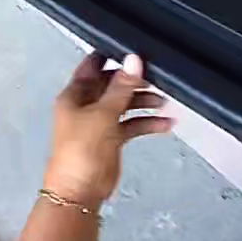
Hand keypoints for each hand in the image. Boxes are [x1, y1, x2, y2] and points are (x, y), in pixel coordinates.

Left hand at [43, 53, 172, 207]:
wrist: (79, 191)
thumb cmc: (82, 149)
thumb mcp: (104, 114)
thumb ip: (121, 87)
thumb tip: (134, 59)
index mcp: (75, 95)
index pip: (92, 66)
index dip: (111, 57)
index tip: (134, 49)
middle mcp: (86, 105)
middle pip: (112, 85)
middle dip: (134, 81)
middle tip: (157, 76)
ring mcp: (99, 122)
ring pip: (124, 104)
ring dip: (143, 101)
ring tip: (164, 100)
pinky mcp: (112, 139)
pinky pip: (132, 125)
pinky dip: (147, 123)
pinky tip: (167, 123)